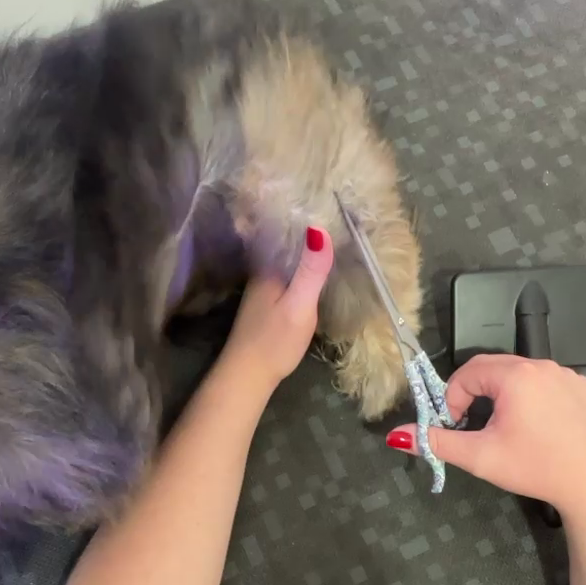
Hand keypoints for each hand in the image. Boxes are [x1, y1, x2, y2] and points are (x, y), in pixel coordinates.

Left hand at [216, 225, 332, 396]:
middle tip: (338, 222)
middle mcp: (263, 277)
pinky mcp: (266, 309)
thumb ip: (311, 271)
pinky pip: (287, 281)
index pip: (288, 235)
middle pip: (287, 249)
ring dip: (304, 256)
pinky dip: (300, 275)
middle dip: (308, 236)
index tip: (331, 208)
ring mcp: (262, 293)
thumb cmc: (274, 341)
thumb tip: (319, 228)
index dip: (308, 221)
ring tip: (331, 243)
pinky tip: (313, 276)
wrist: (247, 376)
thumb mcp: (299, 305)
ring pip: (287, 266)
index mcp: (269, 271)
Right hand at [385, 354, 585, 524]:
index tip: (456, 425)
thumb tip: (395, 436)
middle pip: (493, 368)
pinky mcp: (583, 389)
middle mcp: (542, 366)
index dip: (454, 398)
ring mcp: (567, 375)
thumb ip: (436, 441)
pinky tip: (535, 427)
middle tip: (473, 425)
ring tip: (503, 428)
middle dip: (476, 393)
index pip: (468, 372)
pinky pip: (545, 383)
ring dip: (502, 395)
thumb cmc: (533, 467)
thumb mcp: (479, 456)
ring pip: (520, 375)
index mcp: (515, 376)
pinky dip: (531, 398)